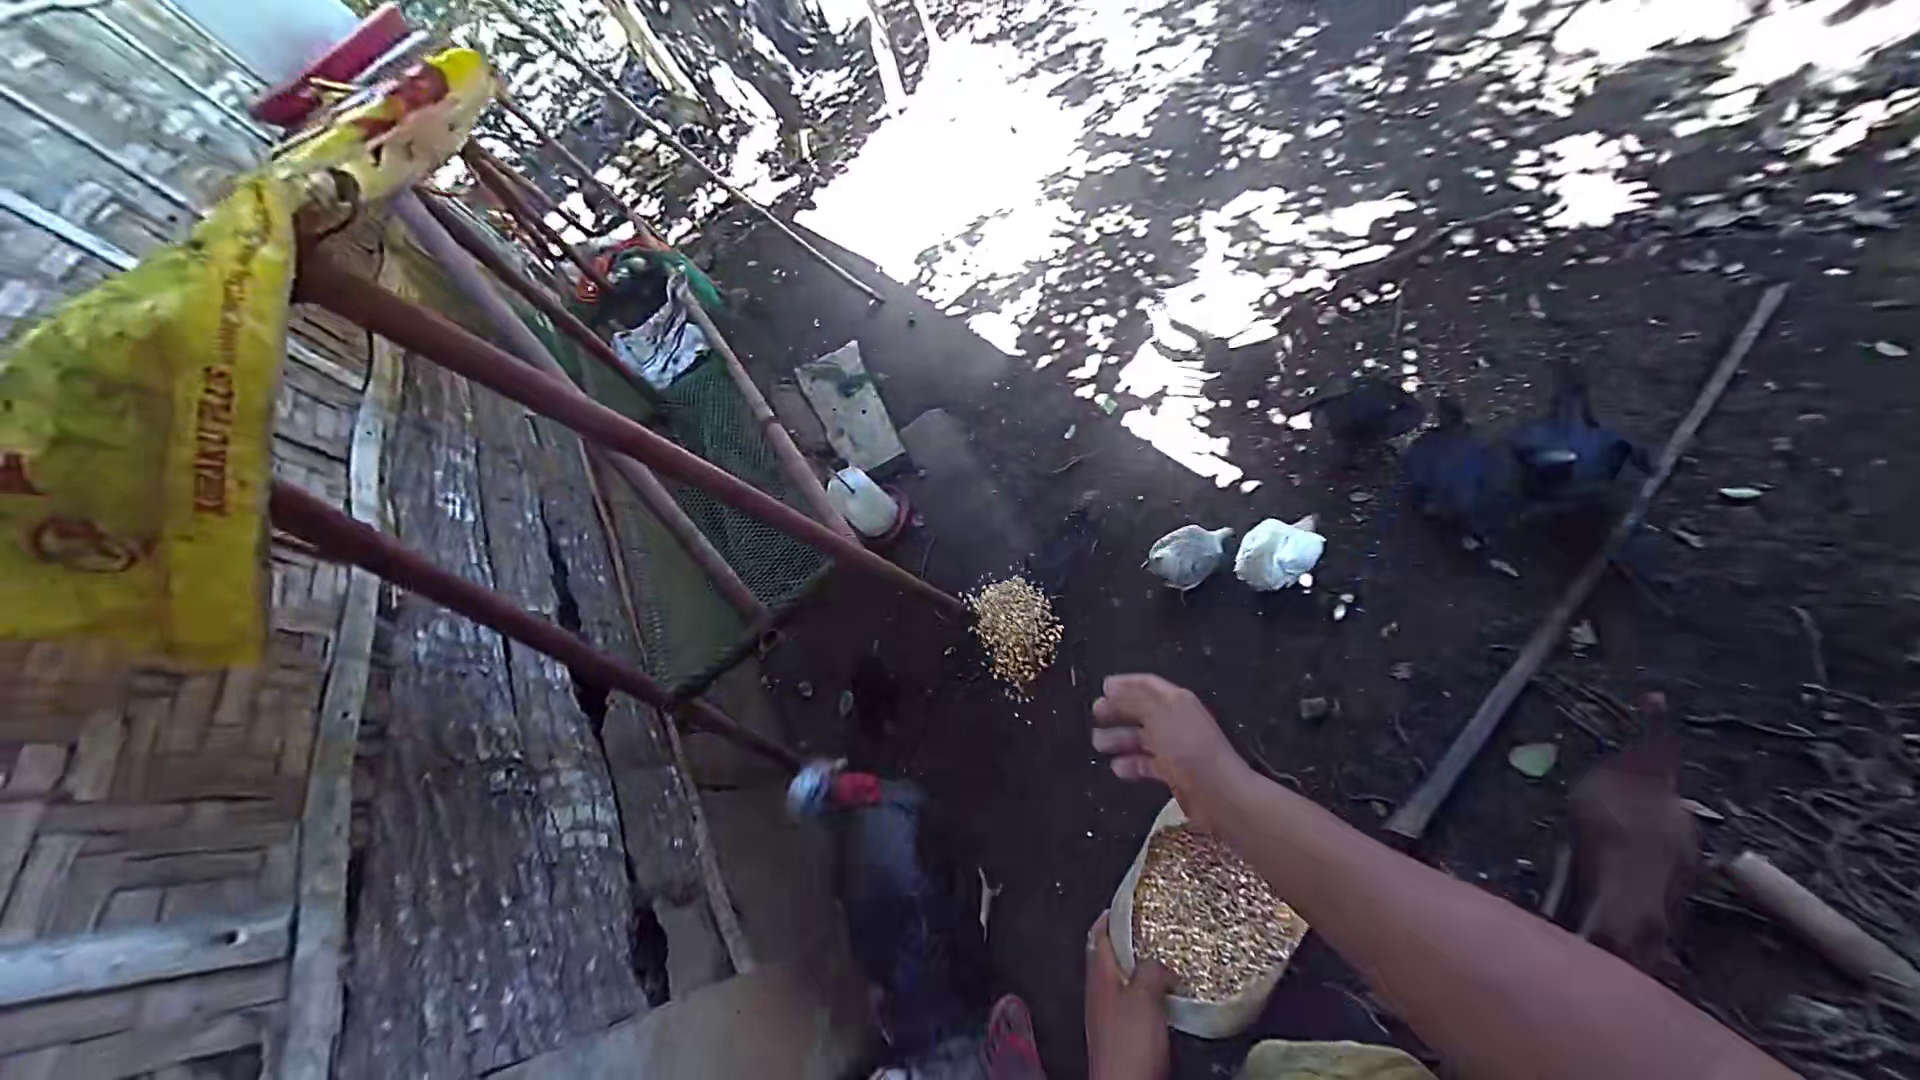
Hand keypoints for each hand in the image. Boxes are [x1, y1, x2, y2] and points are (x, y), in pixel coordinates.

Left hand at [1086, 910, 1174, 1079]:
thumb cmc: (1130, 1041)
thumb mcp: (1145, 996)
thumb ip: (1152, 970)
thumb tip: (1161, 964)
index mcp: (1099, 973)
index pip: (1099, 934)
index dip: (1110, 916)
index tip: (1126, 904)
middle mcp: (1098, 990)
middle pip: (1108, 956)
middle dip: (1126, 942)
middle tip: (1150, 932)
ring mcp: (1105, 1015)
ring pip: (1120, 980)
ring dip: (1137, 969)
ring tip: (1161, 963)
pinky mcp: (1118, 1037)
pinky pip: (1129, 1004)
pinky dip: (1143, 994)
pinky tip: (1162, 1001)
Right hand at [1092, 674, 1247, 830]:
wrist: (1220, 795)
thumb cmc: (1191, 750)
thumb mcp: (1158, 715)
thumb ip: (1134, 700)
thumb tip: (1113, 689)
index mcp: (1176, 702)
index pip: (1146, 685)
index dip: (1124, 684)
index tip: (1104, 687)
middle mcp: (1176, 721)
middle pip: (1141, 711)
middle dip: (1117, 711)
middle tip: (1096, 714)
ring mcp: (1175, 748)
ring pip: (1141, 738)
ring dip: (1119, 739)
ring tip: (1099, 743)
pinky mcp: (1174, 773)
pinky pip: (1147, 764)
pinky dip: (1132, 764)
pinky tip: (1118, 767)